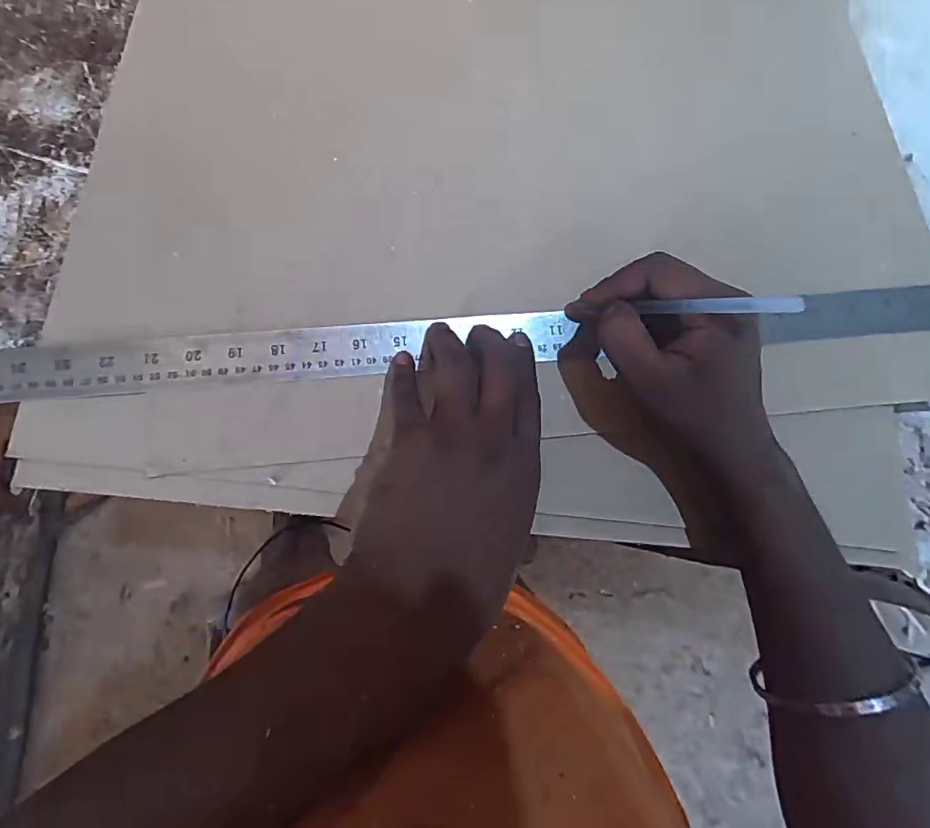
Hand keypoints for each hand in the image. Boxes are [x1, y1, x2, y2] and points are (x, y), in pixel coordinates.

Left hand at [342, 324, 541, 643]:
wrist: (421, 598)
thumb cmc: (472, 583)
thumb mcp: (512, 536)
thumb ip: (510, 497)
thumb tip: (505, 486)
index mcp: (524, 466)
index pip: (529, 398)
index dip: (522, 363)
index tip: (516, 339)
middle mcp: (494, 440)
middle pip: (496, 373)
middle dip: (488, 344)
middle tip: (477, 332)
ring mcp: (451, 436)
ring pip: (453, 371)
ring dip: (446, 346)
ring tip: (438, 333)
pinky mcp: (409, 441)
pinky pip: (405, 396)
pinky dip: (401, 374)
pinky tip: (400, 360)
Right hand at [561, 253, 779, 484]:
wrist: (724, 467)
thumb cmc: (688, 426)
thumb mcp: (648, 380)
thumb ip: (620, 334)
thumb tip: (598, 307)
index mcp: (721, 309)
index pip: (657, 271)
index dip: (614, 285)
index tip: (581, 312)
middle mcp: (723, 306)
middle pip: (656, 281)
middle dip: (616, 300)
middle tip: (582, 325)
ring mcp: (715, 321)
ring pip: (655, 298)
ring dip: (622, 315)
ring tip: (595, 339)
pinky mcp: (704, 337)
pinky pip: (660, 318)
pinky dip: (633, 328)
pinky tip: (617, 349)